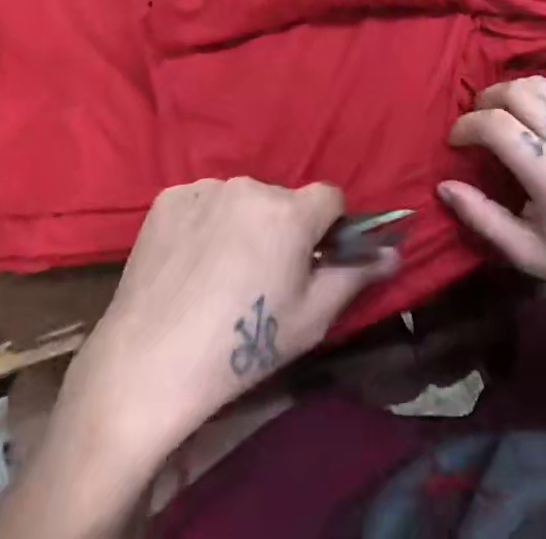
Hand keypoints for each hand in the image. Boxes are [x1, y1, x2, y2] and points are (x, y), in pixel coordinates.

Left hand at [56, 178, 396, 465]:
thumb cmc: (243, 345)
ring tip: (220, 272)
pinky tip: (191, 262)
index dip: (329, 228)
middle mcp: (247, 186)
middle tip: (262, 275)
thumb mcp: (311, 318)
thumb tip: (392, 251)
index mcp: (289, 212)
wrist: (152, 359)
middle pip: (281, 199)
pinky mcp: (167, 199)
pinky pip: (203, 201)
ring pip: (240, 199)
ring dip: (242, 222)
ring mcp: (202, 189)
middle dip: (282, 227)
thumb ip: (355, 276)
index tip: (314, 259)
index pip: (329, 197)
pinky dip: (205, 222)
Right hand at [440, 76, 545, 320]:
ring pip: (539, 84)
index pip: (498, 124)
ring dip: (507, 94)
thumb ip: (481, 216)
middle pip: (519, 90)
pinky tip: (523, 128)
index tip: (454, 144)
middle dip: (485, 101)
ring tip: (495, 121)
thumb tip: (443, 186)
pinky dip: (529, 100)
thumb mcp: (524, 252)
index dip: (466, 126)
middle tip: (474, 128)